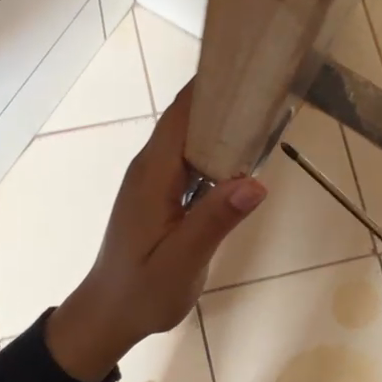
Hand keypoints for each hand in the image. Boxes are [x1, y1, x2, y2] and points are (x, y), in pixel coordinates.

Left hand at [46, 85, 266, 381]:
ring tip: (267, 108)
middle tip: (272, 85)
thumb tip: (256, 182)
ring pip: (191, 137)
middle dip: (225, 98)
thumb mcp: (181, 263)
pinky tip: (246, 154)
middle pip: (188, 118)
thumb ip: (214, 222)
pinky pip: (190, 158)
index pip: (182, 115)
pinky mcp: (161, 192)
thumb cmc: (142, 292)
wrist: (109, 314)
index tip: (248, 66)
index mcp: (153, 175)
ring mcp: (154, 179)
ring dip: (223, 122)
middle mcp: (151, 167)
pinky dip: (217, 148)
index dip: (211, 87)